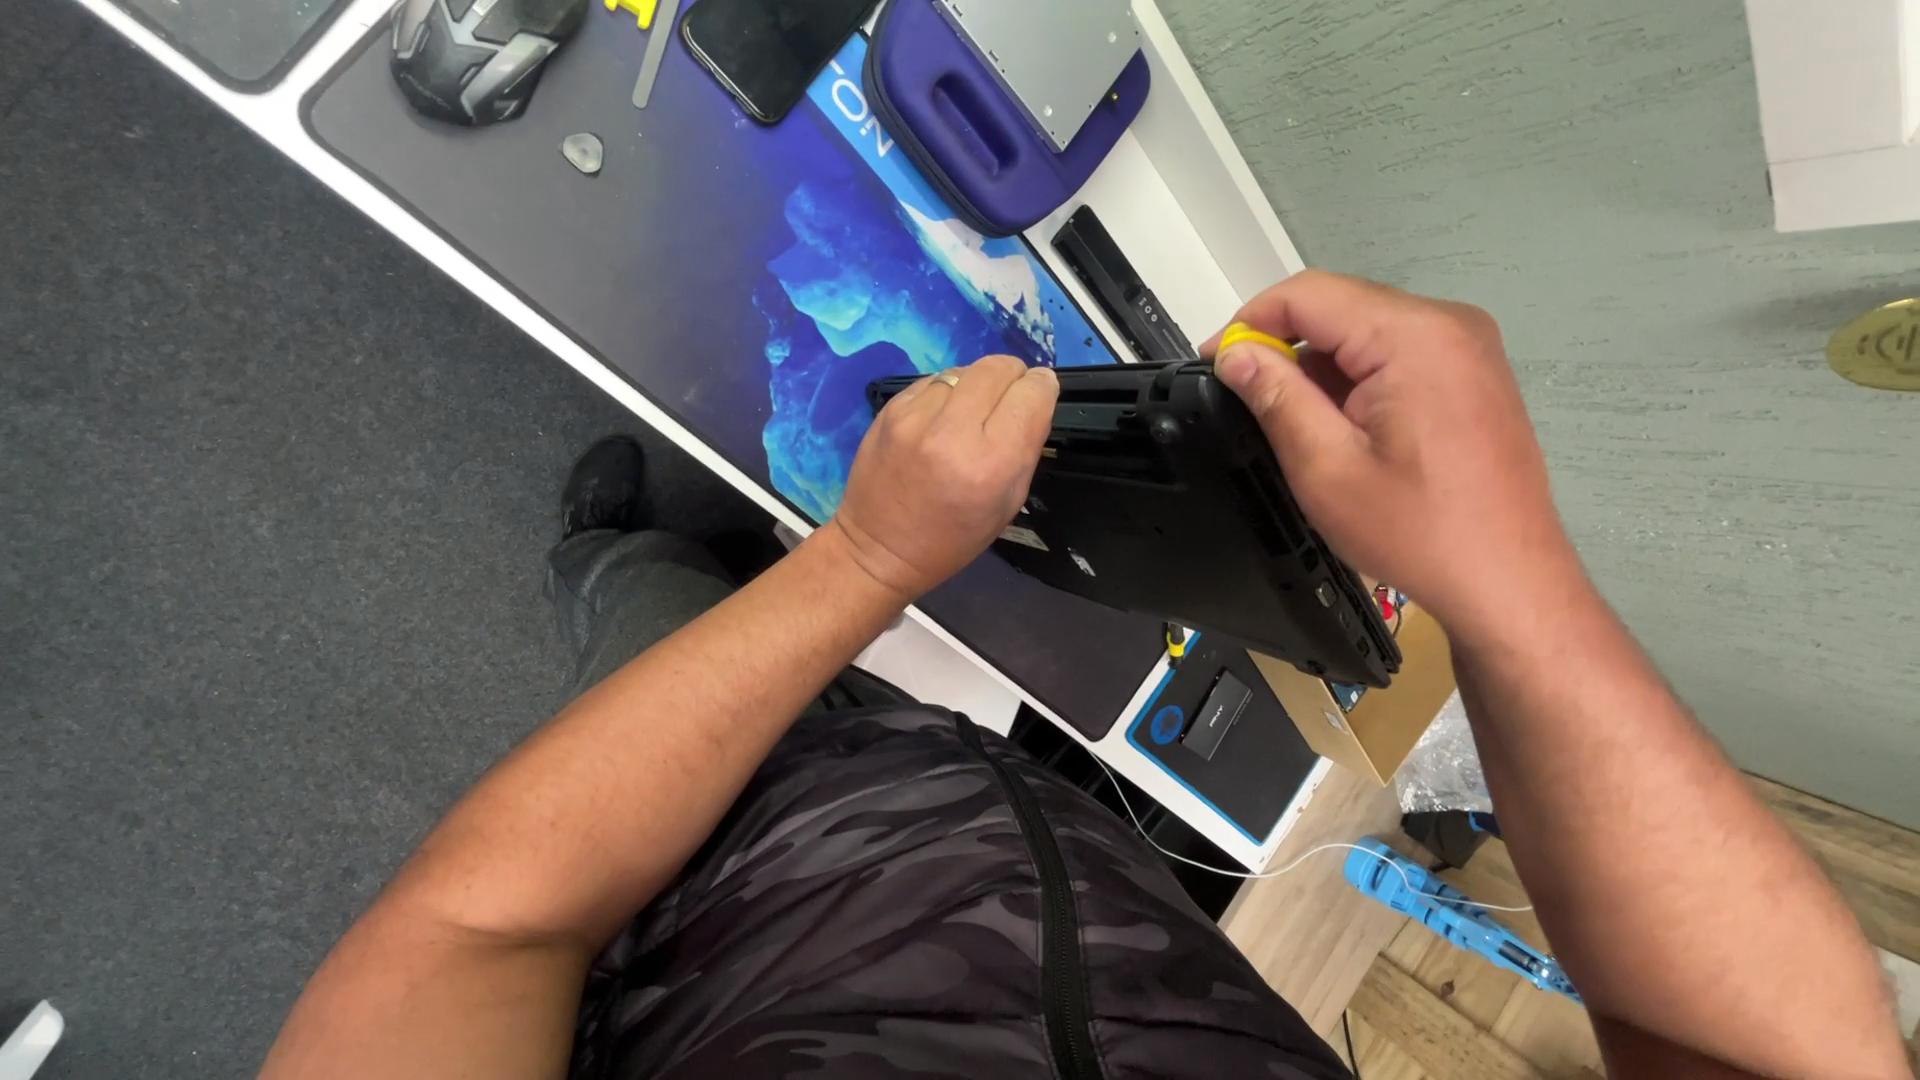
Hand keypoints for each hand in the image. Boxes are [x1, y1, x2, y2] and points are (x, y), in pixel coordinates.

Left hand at [828, 355, 1058, 600]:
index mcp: (991, 464)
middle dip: (1012, 379)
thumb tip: (1036, 398)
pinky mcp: (891, 408)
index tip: (1037, 400)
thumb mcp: (1008, 505)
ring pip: (966, 370)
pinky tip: (941, 420)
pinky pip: (935, 380)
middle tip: (1006, 403)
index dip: (1042, 390)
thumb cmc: (952, 539)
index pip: (1033, 393)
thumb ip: (1026, 448)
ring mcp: (916, 416)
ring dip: (977, 386)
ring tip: (970, 416)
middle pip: (1000, 368)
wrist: (878, 548)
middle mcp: (953, 432)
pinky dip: (947, 393)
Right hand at [1206, 270, 1580, 636]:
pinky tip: (1336, 422)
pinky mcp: (1470, 372)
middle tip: (1242, 394)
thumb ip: (1275, 397)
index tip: (1214, 362)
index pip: (1309, 294)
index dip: (1248, 321)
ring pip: (1362, 329)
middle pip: (1338, 305)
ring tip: (1291, 420)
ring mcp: (1466, 347)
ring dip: (1315, 364)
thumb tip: (1234, 354)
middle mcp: (1448, 324)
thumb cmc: (1415, 529)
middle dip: (1281, 342)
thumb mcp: (1325, 466)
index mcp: (1414, 337)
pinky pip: (1392, 352)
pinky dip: (1350, 376)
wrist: (1505, 578)